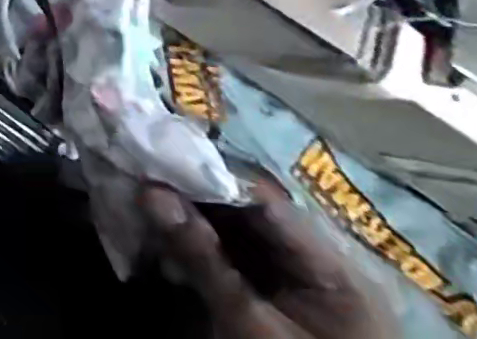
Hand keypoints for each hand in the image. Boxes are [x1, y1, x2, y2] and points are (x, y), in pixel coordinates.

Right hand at [140, 182, 395, 338]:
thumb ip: (202, 257)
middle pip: (249, 212)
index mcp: (334, 268)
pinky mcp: (274, 299)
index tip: (158, 155)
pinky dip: (198, 246)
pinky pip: (232, 256)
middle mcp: (319, 265)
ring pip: (236, 231)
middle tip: (142, 177)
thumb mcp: (247, 324)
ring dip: (190, 219)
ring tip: (144, 204)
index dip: (211, 173)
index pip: (265, 199)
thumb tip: (149, 190)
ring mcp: (297, 284)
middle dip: (194, 195)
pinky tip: (162, 241)